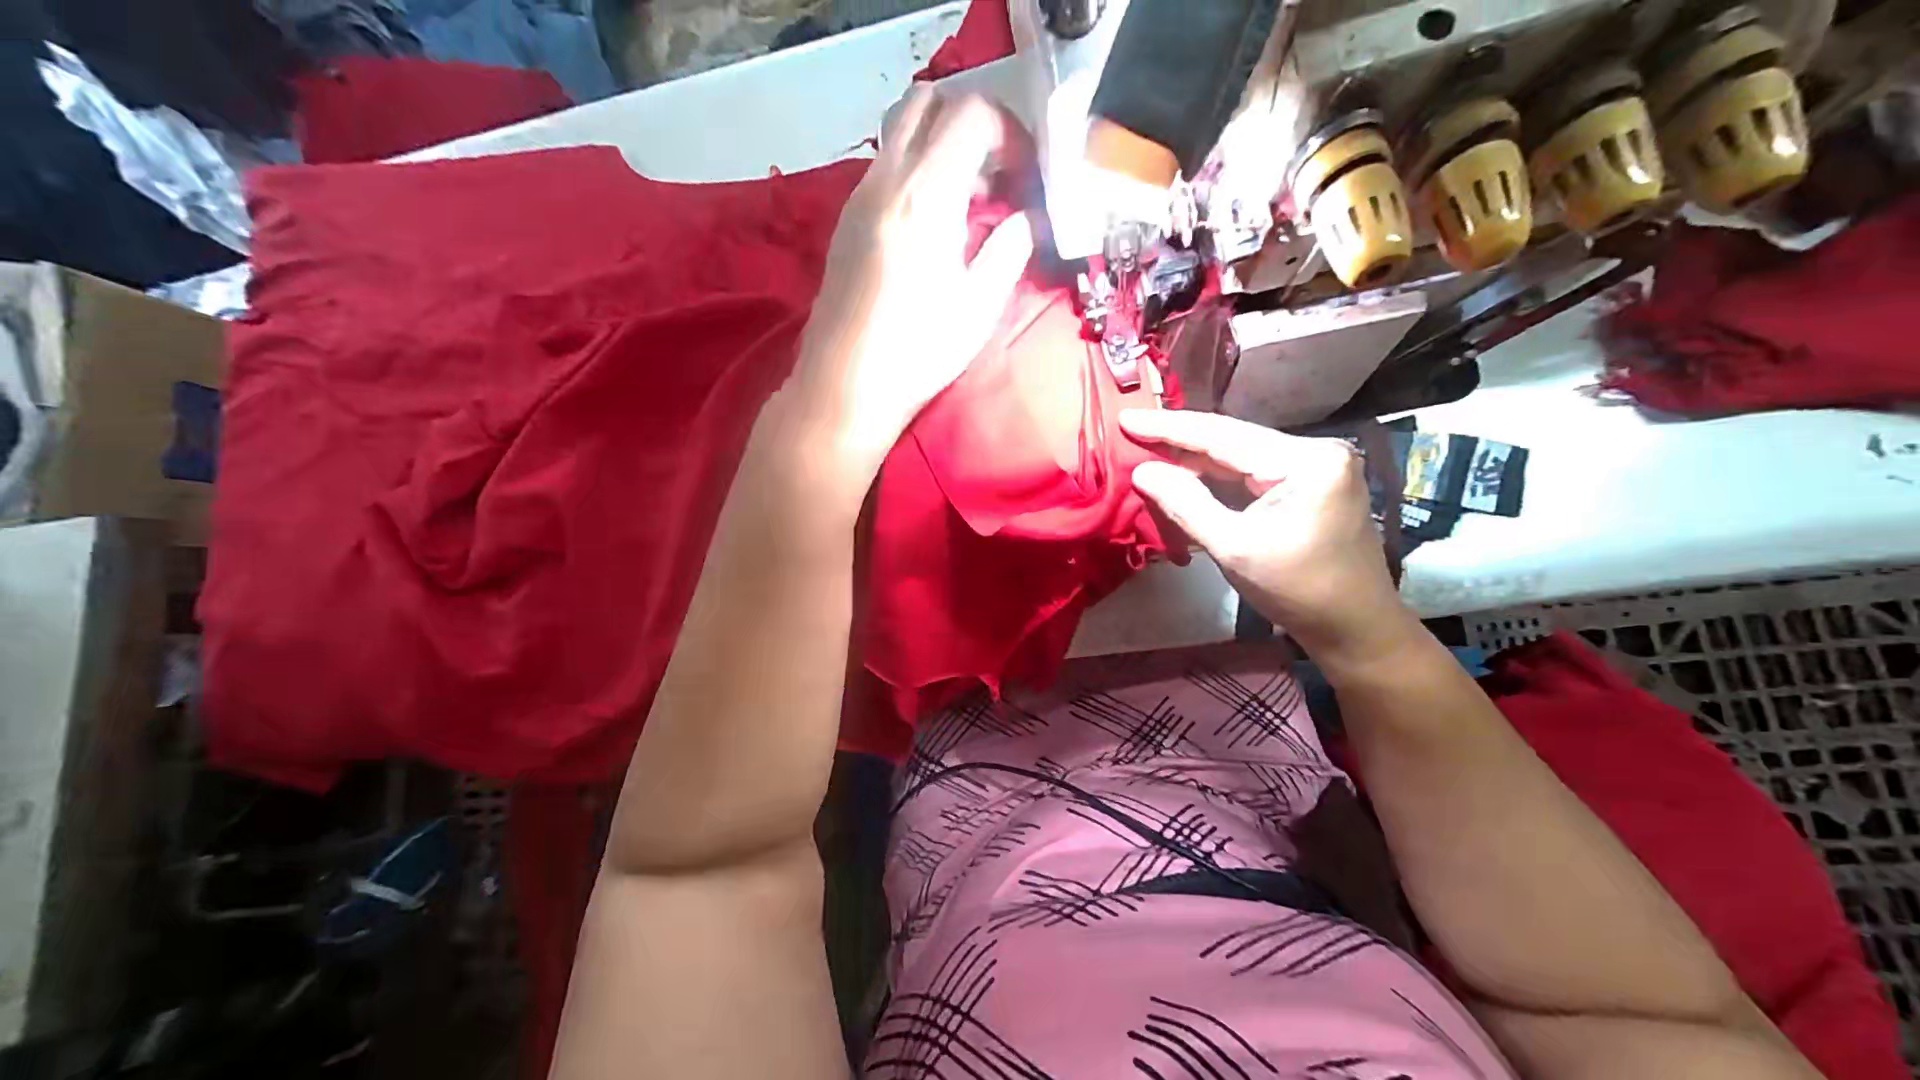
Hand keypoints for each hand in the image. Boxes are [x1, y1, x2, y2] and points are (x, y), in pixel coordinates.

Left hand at [789, 87, 1034, 482]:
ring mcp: (859, 197)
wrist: (844, 386)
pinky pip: (885, 167)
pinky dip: (917, 172)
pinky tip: (935, 225)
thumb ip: (1010, 247)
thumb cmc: (917, 352)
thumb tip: (1023, 218)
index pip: (971, 112)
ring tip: (969, 202)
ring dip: (941, 146)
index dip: (1009, 131)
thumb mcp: (980, 305)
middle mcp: (886, 179)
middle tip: (995, 173)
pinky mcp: (846, 220)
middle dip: (971, 122)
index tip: (1023, 175)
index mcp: (925, 194)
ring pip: (901, 132)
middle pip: (927, 101)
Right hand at [1120, 409, 1419, 666]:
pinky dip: (1215, 477)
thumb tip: (1142, 471)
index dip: (1170, 427)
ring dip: (1194, 459)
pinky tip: (1182, 472)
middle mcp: (1315, 451)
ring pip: (1240, 457)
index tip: (1127, 417)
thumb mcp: (1233, 547)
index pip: (1223, 435)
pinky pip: (1252, 474)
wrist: (1354, 628)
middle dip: (1179, 441)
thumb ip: (1185, 503)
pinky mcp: (1309, 485)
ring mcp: (1315, 467)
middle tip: (1130, 432)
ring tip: (1146, 448)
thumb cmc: (1297, 590)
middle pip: (1232, 441)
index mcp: (1306, 460)